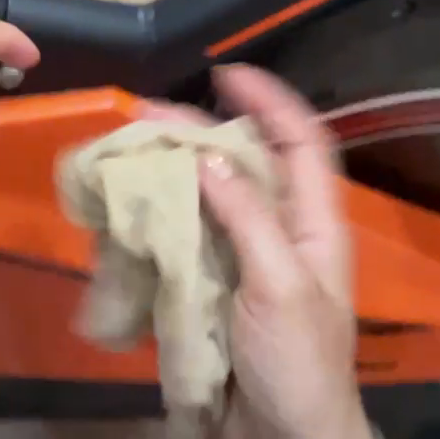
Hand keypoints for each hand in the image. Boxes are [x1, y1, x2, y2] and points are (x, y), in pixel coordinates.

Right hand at [147, 66, 370, 438]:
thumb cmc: (299, 365)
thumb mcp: (281, 286)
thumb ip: (247, 217)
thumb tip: (205, 154)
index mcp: (311, 222)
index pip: (301, 142)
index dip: (270, 101)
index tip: (225, 74)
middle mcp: (277, 226)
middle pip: (241, 158)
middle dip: (198, 128)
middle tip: (145, 113)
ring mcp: (241, 253)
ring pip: (207, 190)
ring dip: (171, 165)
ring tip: (129, 149)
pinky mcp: (211, 278)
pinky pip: (183, 228)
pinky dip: (157, 208)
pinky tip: (128, 201)